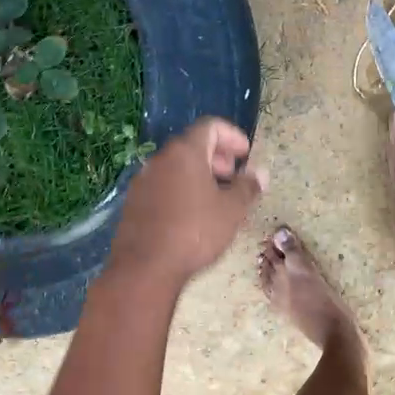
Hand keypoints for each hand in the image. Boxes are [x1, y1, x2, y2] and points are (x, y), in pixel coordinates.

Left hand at [107, 118, 264, 288]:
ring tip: (215, 197)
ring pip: (176, 166)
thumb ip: (248, 187)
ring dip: (198, 173)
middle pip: (192, 144)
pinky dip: (181, 188)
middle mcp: (161, 158)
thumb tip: (261, 172)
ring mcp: (143, 180)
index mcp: (185, 152)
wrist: (144, 267)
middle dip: (216, 155)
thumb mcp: (231, 211)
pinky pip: (162, 184)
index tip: (246, 153)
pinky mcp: (134, 201)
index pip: (210, 126)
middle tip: (233, 175)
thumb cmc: (194, 232)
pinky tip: (191, 213)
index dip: (232, 135)